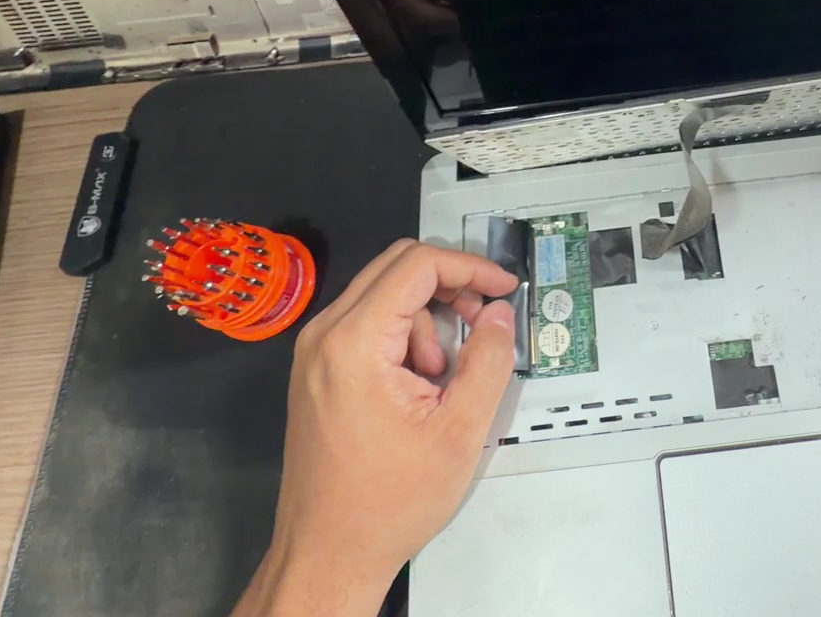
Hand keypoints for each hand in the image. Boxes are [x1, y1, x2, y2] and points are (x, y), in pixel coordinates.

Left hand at [233, 240, 519, 616]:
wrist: (327, 557)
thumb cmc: (392, 500)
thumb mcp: (460, 432)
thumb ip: (489, 360)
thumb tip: (498, 311)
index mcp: (354, 341)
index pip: (417, 265)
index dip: (469, 266)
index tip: (505, 288)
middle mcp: (325, 333)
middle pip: (398, 266)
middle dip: (450, 283)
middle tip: (483, 319)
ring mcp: (315, 349)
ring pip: (385, 291)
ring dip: (427, 315)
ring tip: (442, 375)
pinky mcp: (318, 367)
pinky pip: (370, 320)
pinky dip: (405, 333)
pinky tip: (418, 383)